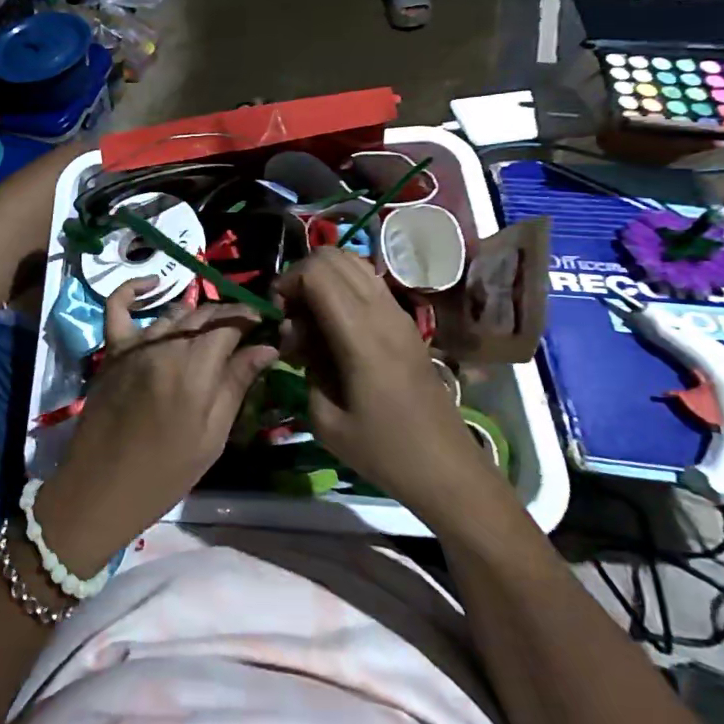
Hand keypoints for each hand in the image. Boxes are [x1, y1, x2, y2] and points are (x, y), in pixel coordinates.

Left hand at [36, 280, 278, 571]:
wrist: (101, 490)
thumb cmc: (166, 473)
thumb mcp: (213, 435)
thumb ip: (237, 383)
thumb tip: (267, 347)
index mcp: (194, 368)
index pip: (230, 323)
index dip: (251, 319)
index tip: (267, 324)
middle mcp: (165, 346)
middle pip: (204, 314)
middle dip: (229, 316)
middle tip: (246, 330)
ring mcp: (135, 345)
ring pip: (174, 314)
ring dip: (197, 315)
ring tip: (213, 328)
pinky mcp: (111, 351)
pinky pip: (117, 309)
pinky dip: (133, 291)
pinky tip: (152, 284)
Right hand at [274, 247, 496, 516]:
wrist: (445, 467)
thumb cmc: (383, 451)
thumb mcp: (325, 419)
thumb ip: (306, 363)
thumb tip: (298, 334)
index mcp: (361, 335)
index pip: (317, 272)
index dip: (288, 282)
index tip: (279, 317)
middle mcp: (382, 312)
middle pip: (333, 256)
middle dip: (302, 277)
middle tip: (292, 318)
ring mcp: (399, 313)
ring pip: (352, 263)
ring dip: (324, 281)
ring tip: (312, 321)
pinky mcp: (407, 322)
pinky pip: (368, 283)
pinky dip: (343, 290)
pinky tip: (336, 329)